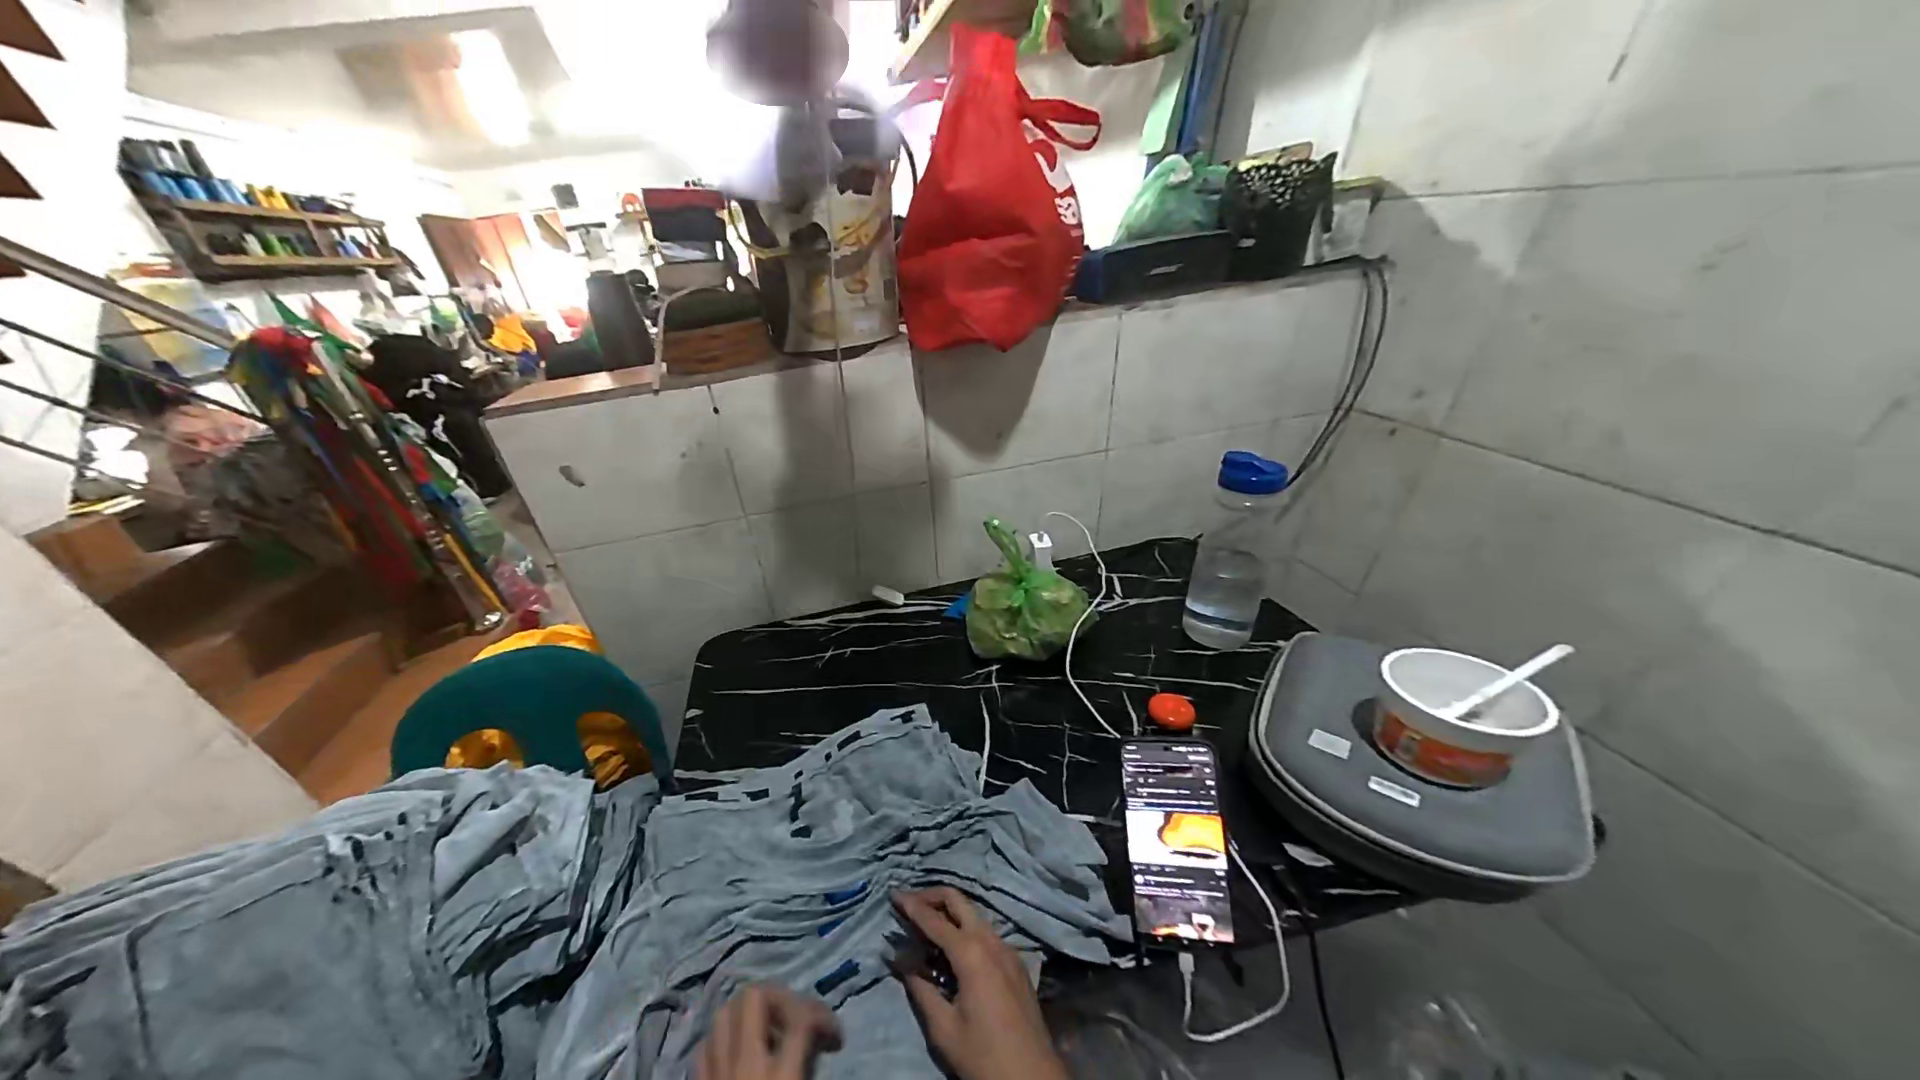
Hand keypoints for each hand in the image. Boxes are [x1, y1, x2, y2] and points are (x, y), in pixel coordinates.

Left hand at [694, 983, 841, 1079]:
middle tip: (796, 1016)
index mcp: (779, 1075)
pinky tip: (737, 1053)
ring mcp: (716, 1076)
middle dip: (779, 996)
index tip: (834, 1032)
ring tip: (768, 1030)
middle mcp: (745, 1066)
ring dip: (747, 1014)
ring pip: (724, 1014)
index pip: (801, 1019)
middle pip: (754, 996)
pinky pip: (703, 1049)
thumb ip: (808, 1063)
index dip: (823, 1015)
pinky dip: (721, 1042)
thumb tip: (815, 1037)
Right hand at [893, 888, 1069, 1079]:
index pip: (934, 919)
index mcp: (971, 953)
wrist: (1033, 1078)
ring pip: (974, 915)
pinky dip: (964, 929)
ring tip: (925, 925)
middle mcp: (991, 940)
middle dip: (931, 896)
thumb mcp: (943, 1027)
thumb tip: (899, 958)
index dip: (911, 905)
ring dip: (949, 912)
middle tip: (909, 903)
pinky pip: (986, 933)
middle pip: (959, 901)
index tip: (893, 893)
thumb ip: (920, 987)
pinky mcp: (1015, 962)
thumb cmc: (983, 1056)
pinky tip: (951, 948)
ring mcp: (1007, 949)